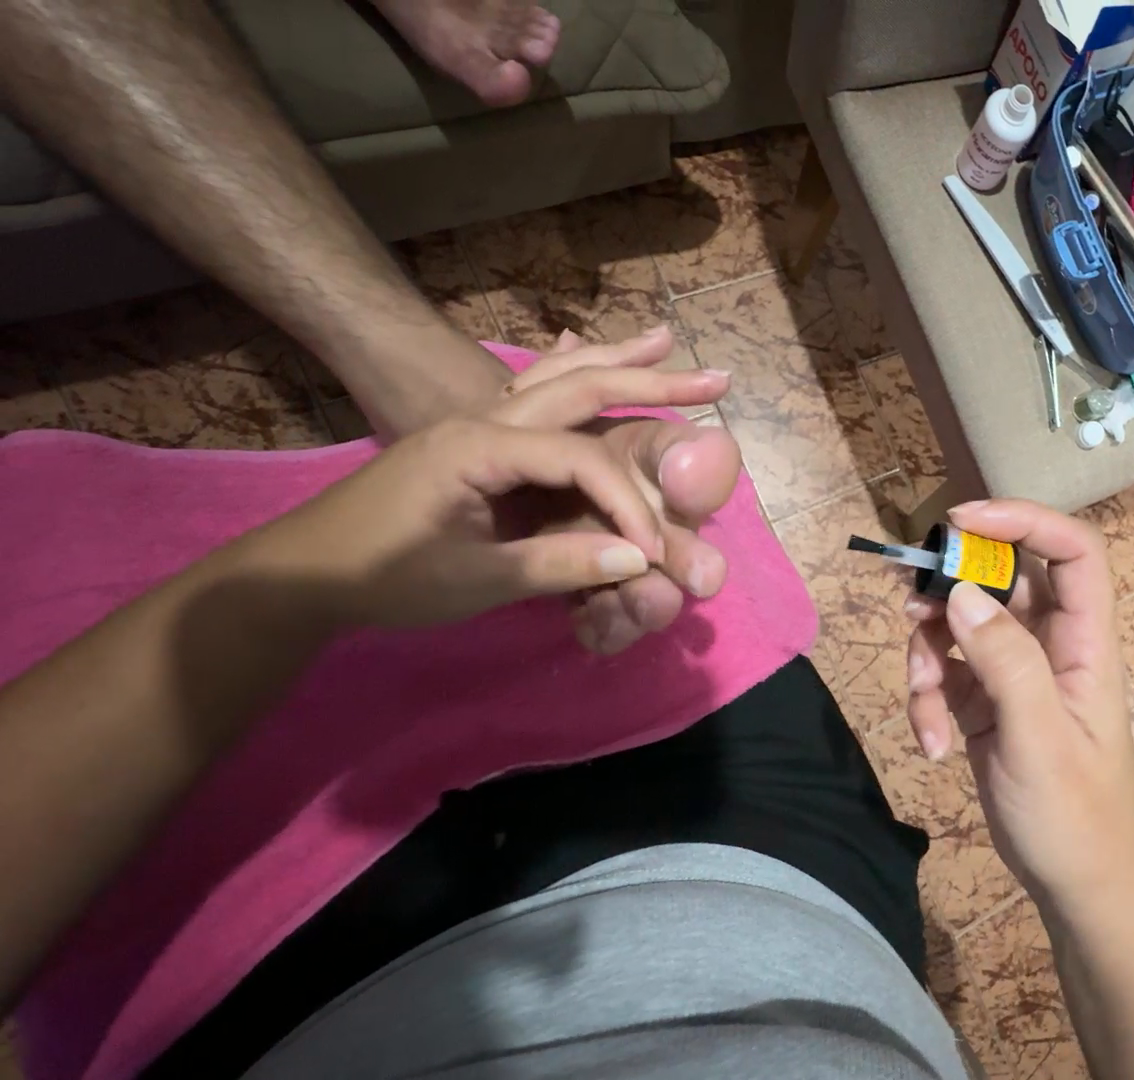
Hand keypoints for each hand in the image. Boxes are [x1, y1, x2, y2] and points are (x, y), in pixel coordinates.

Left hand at [226, 362, 727, 627]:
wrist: (297, 574)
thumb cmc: (381, 577)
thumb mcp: (473, 581)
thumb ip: (561, 565)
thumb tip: (642, 558)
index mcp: (481, 446)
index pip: (583, 460)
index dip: (629, 502)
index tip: (655, 549)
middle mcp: (485, 418)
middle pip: (583, 386)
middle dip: (653, 380)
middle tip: (716, 379)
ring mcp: (477, 420)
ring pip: (559, 377)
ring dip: (616, 359)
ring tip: (664, 339)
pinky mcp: (474, 436)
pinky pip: (535, 390)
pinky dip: (570, 367)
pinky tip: (579, 344)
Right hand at [904, 500, 1133, 913]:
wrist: (1075, 886)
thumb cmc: (1076, 815)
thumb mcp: (1041, 737)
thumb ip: (1006, 661)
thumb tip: (959, 593)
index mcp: (1085, 640)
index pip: (1072, 551)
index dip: (1024, 520)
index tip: (962, 520)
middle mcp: (1049, 643)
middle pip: (1000, 578)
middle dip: (950, 585)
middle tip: (908, 600)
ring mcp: (1013, 670)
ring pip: (960, 623)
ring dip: (929, 653)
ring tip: (924, 697)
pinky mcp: (984, 699)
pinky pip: (945, 671)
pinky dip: (926, 698)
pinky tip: (931, 744)